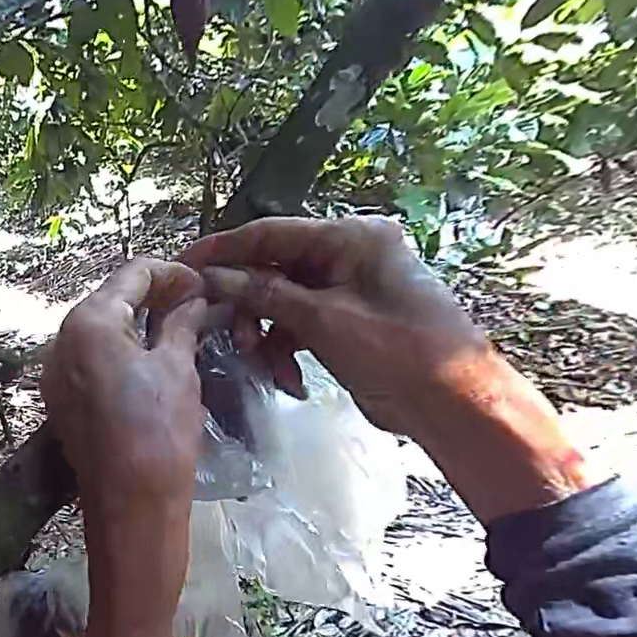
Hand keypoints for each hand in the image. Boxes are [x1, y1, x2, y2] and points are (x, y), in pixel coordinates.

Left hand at [42, 257, 206, 636]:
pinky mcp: (65, 403)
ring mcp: (58, 375)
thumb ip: (181, 321)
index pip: (132, 273)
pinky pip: (96, 362)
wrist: (131, 510)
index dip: (172, 272)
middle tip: (199, 307)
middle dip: (156, 297)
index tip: (204, 285)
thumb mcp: (178, 369)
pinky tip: (156, 362)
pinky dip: (125, 353)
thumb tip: (193, 297)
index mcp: (86, 323)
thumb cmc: (159, 434)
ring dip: (141, 325)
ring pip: (103, 331)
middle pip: (112, 300)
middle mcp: (61, 342)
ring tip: (184, 332)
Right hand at [180, 216, 601, 521]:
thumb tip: (215, 275)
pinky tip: (289, 381)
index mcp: (349, 237)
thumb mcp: (324, 320)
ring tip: (264, 369)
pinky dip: (286, 352)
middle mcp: (346, 256)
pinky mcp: (343, 322)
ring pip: (281, 303)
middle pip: (273, 270)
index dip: (224, 249)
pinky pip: (297, 327)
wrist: (451, 403)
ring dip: (266, 337)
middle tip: (225, 335)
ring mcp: (345, 291)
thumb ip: (266, 294)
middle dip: (248, 307)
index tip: (185, 264)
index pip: (271, 233)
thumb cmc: (397, 351)